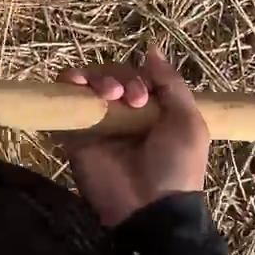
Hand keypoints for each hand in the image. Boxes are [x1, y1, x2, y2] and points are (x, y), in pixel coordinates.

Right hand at [57, 48, 209, 226]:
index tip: (142, 94)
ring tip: (107, 95)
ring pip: (88, 81)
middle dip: (117, 78)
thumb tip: (152, 47)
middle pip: (109, 74)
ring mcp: (97, 119)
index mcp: (148, 107)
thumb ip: (171, 83)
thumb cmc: (176, 165)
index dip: (136, 76)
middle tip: (127, 98)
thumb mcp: (188, 123)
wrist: (151, 207)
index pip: (133, 74)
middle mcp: (120, 110)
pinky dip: (67, 84)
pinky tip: (75, 84)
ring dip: (96, 78)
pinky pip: (65, 98)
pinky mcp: (75, 130)